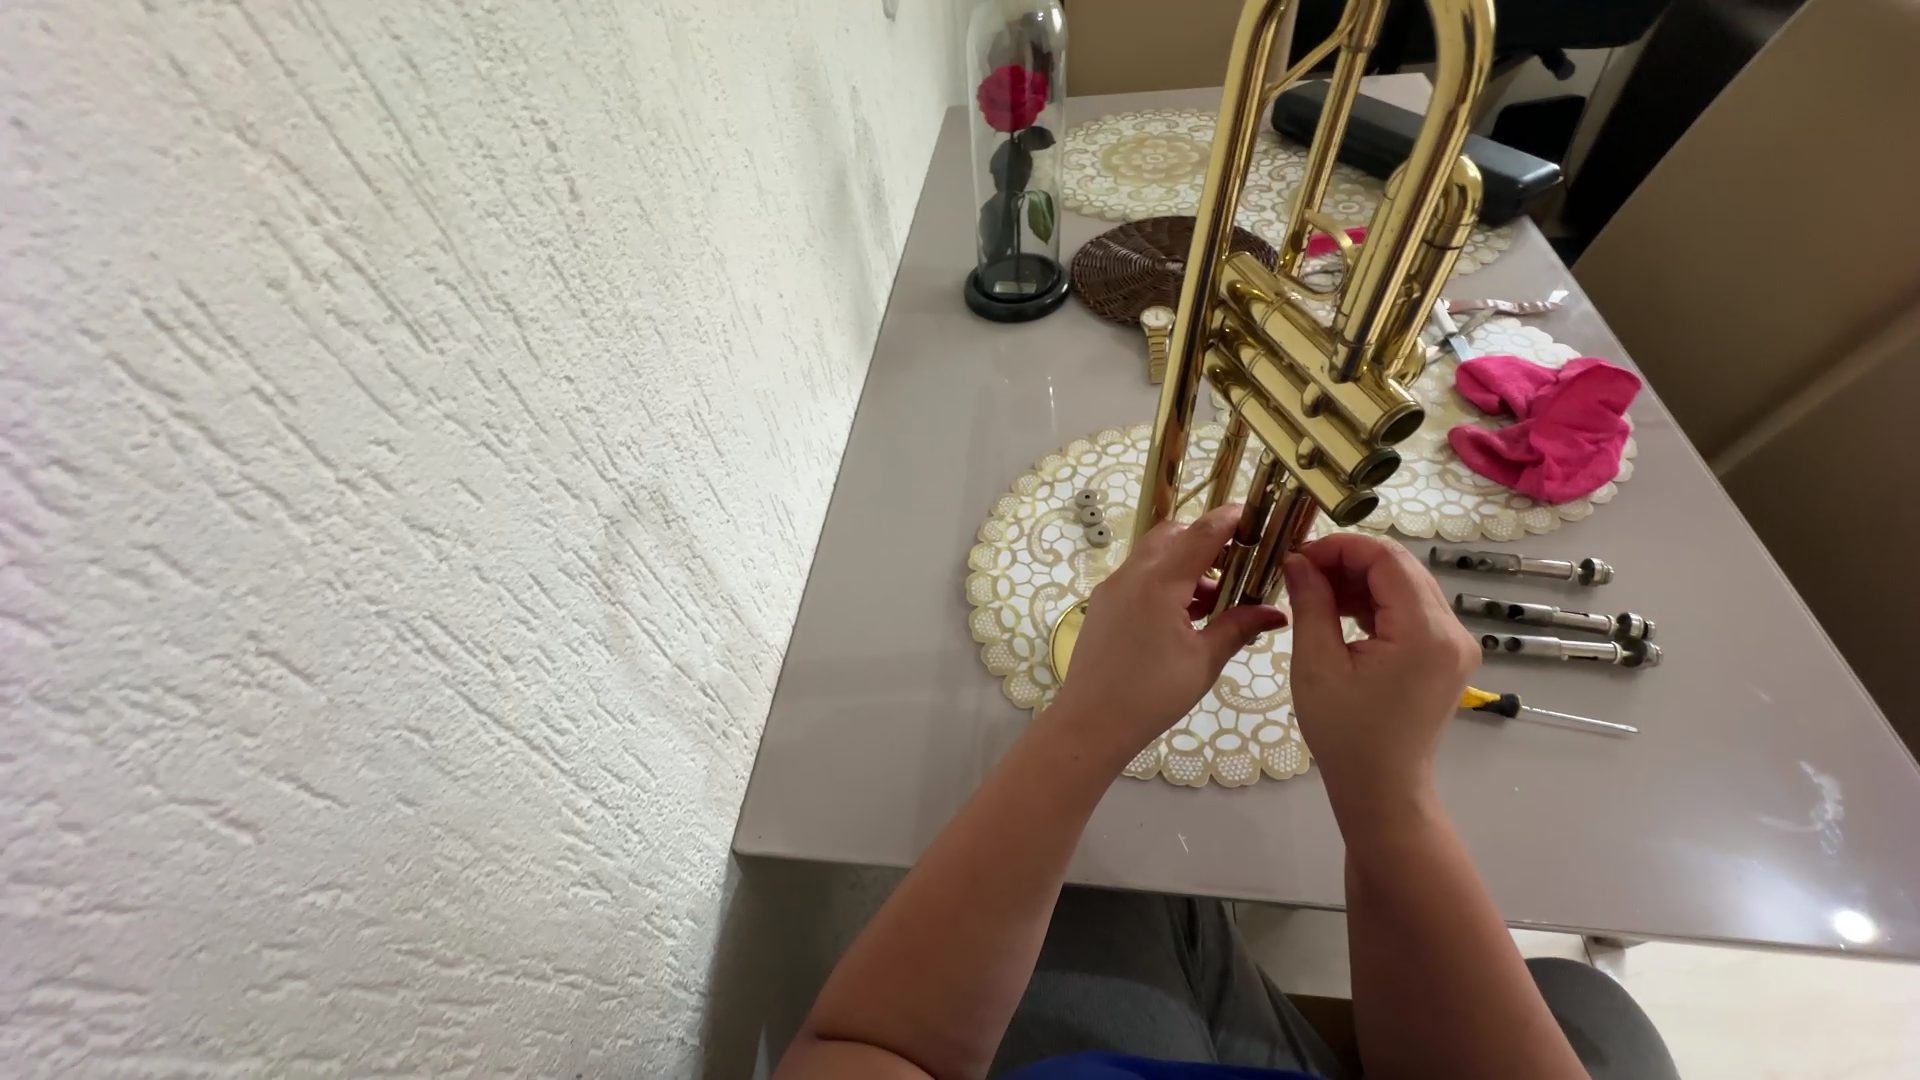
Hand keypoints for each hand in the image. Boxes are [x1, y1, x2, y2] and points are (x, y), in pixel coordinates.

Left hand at [1045, 505, 1289, 764]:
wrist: (1091, 721)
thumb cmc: (1152, 693)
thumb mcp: (1204, 661)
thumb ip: (1238, 627)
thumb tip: (1276, 613)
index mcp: (1158, 582)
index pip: (1199, 534)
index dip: (1227, 520)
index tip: (1251, 514)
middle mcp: (1130, 575)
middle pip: (1170, 535)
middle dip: (1203, 540)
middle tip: (1235, 563)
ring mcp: (1111, 589)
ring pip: (1152, 556)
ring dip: (1184, 563)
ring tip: (1215, 598)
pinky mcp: (1102, 605)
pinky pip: (1137, 577)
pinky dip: (1163, 580)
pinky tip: (1185, 614)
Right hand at [1281, 533, 1481, 810]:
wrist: (1381, 786)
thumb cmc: (1344, 731)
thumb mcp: (1315, 664)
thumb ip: (1311, 603)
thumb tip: (1297, 561)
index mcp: (1425, 633)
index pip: (1388, 560)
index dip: (1342, 547)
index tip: (1298, 556)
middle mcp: (1452, 631)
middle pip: (1401, 568)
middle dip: (1348, 560)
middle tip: (1301, 572)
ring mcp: (1454, 644)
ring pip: (1406, 585)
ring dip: (1360, 579)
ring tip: (1315, 591)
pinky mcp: (1445, 655)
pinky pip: (1410, 609)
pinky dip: (1375, 601)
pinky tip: (1340, 611)